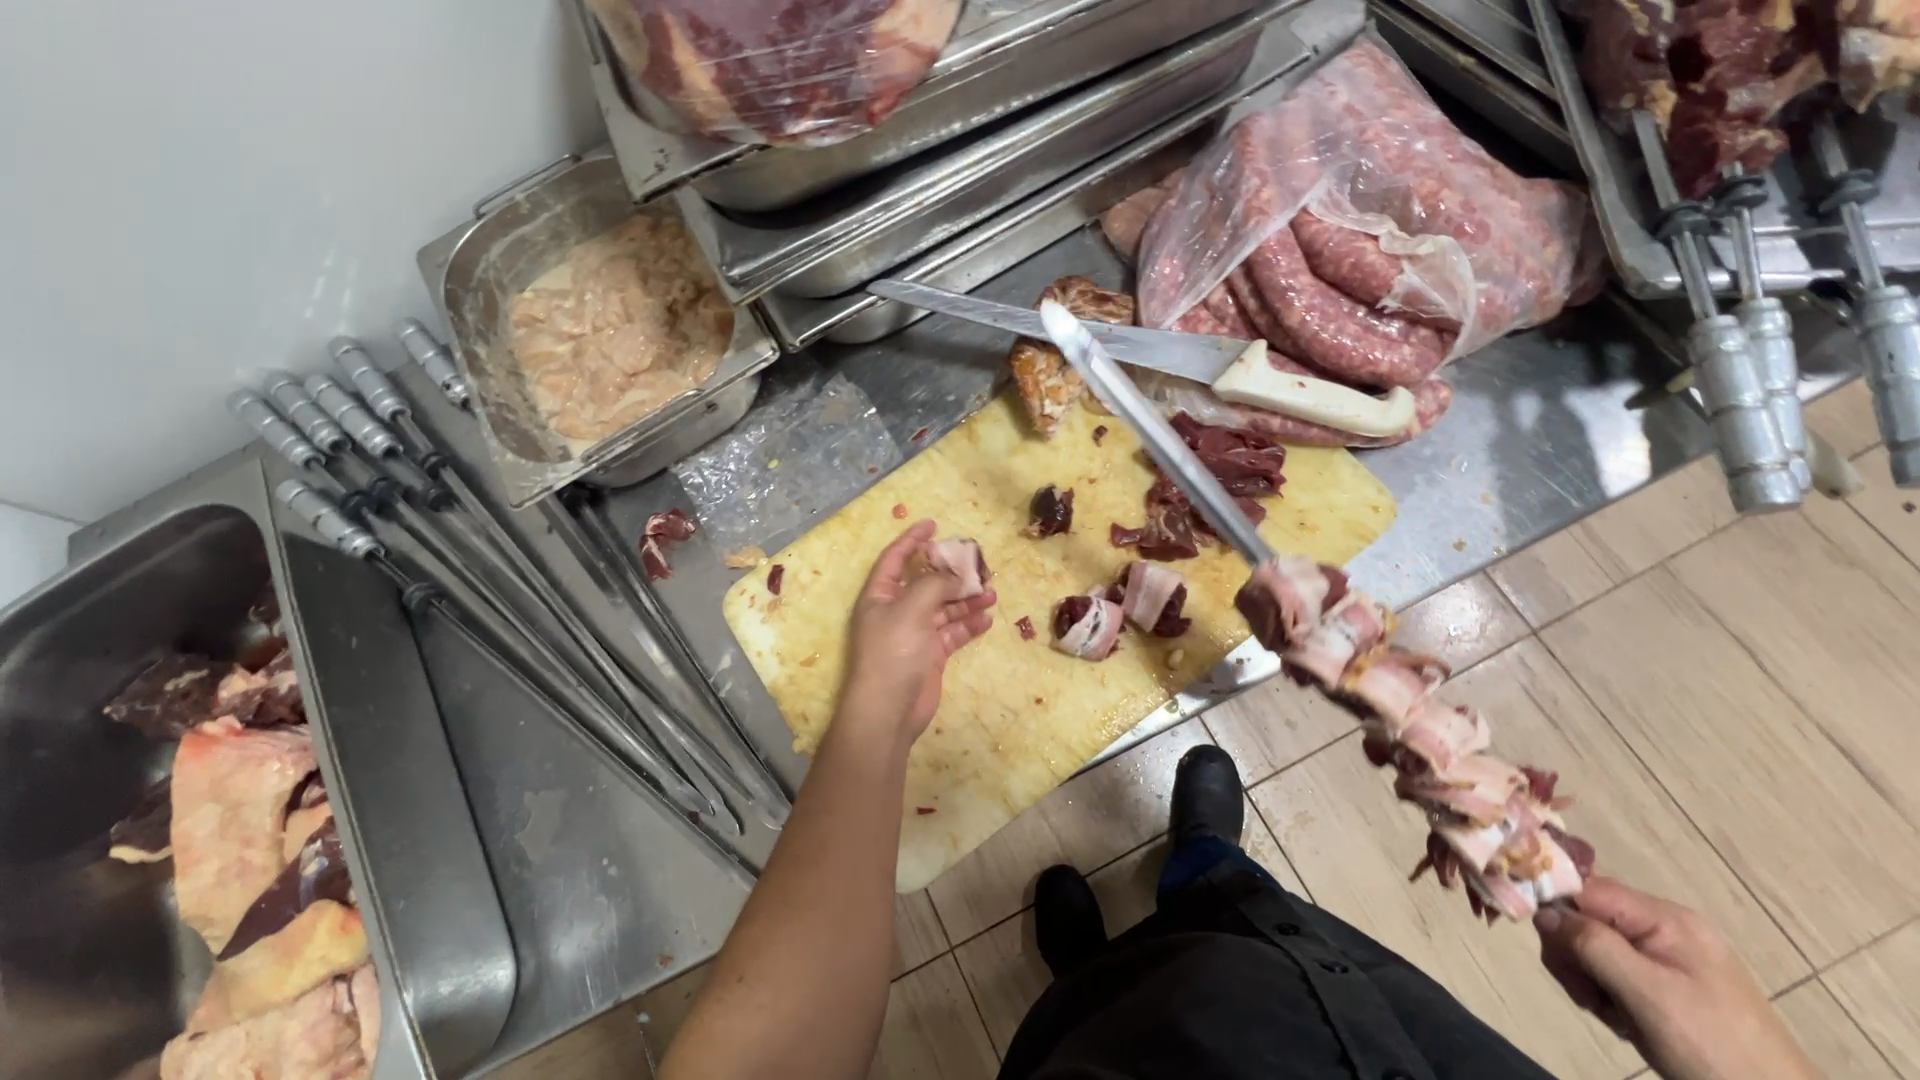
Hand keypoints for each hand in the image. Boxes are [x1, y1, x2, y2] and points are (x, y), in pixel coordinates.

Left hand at [839, 521, 994, 742]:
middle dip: (951, 573)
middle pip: (926, 582)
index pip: (896, 559)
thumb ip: (935, 585)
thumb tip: (955, 576)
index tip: (934, 524)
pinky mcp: (930, 655)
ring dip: (966, 599)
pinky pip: (952, 632)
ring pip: (944, 608)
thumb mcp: (911, 608)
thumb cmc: (892, 652)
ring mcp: (914, 634)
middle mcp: (896, 611)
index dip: (913, 540)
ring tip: (991, 592)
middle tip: (979, 563)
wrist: (889, 710)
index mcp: (880, 595)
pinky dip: (969, 625)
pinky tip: (988, 619)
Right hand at [1535, 877, 1817, 1079]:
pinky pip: (1610, 970)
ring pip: (1590, 946)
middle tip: (1587, 994)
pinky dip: (1604, 994)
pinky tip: (1621, 1018)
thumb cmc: (1712, 1047)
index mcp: (1664, 919)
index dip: (1556, 907)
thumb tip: (1544, 913)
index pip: (1585, 887)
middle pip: (1584, 917)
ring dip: (1586, 979)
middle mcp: (1661, 928)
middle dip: (1573, 954)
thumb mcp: (1647, 994)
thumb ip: (1592, 945)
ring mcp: (1663, 956)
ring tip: (1609, 1013)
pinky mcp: (1662, 983)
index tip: (1548, 946)